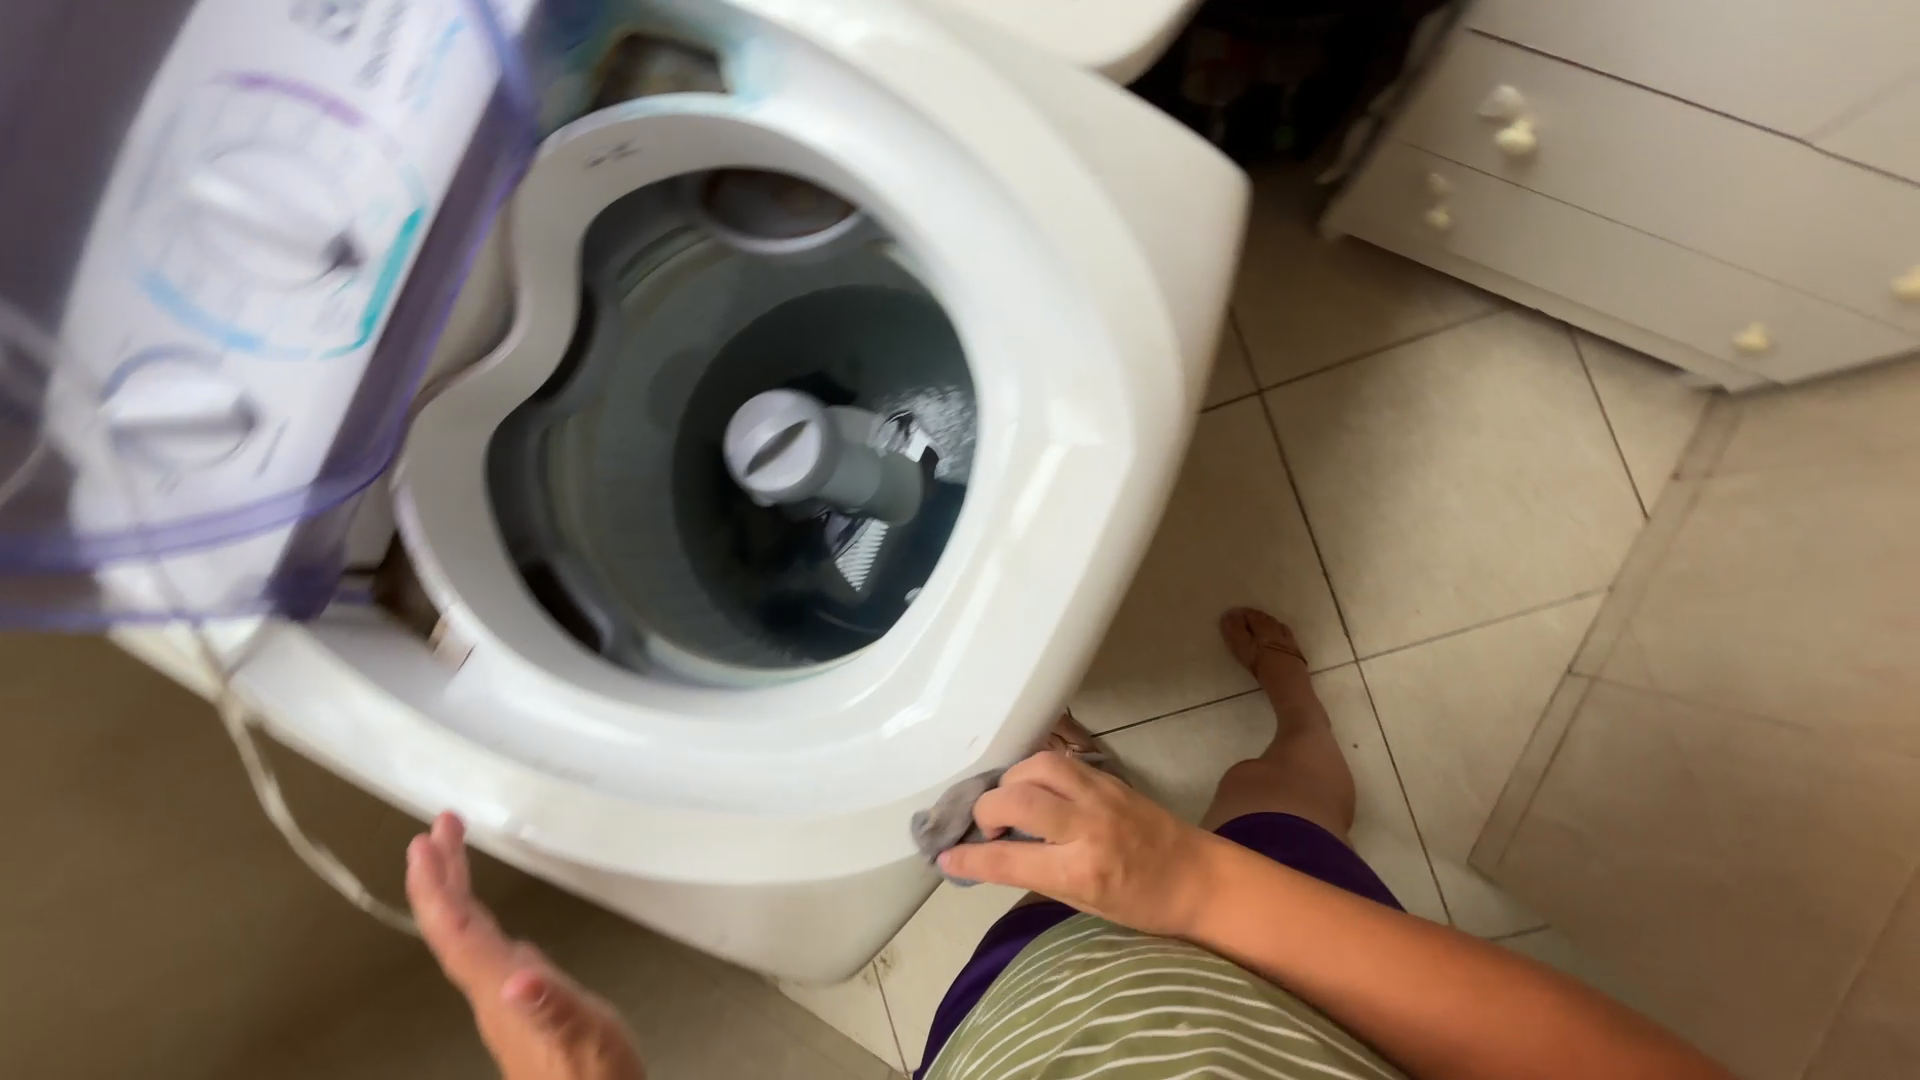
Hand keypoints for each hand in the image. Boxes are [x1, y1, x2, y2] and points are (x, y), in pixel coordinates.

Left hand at [407, 813, 646, 1079]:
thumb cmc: (594, 1078)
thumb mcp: (585, 1037)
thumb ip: (553, 1008)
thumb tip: (517, 980)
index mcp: (504, 991)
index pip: (457, 932)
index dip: (438, 888)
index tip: (426, 846)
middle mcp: (495, 992)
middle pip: (454, 928)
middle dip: (441, 876)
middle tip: (438, 831)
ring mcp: (505, 998)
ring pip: (465, 937)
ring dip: (454, 892)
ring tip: (452, 857)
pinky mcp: (522, 1001)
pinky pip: (485, 948)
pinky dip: (479, 917)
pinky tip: (487, 918)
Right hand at [936, 751, 1224, 937]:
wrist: (1198, 877)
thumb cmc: (1141, 903)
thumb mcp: (1083, 903)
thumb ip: (1036, 873)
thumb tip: (991, 853)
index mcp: (1081, 872)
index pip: (1009, 861)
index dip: (969, 859)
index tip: (945, 856)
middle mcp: (1088, 827)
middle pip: (1017, 799)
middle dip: (986, 809)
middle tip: (986, 826)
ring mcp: (1099, 795)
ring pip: (1037, 765)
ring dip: (1010, 779)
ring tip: (1009, 800)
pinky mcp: (1107, 776)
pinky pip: (1059, 759)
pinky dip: (1035, 768)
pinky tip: (1031, 784)